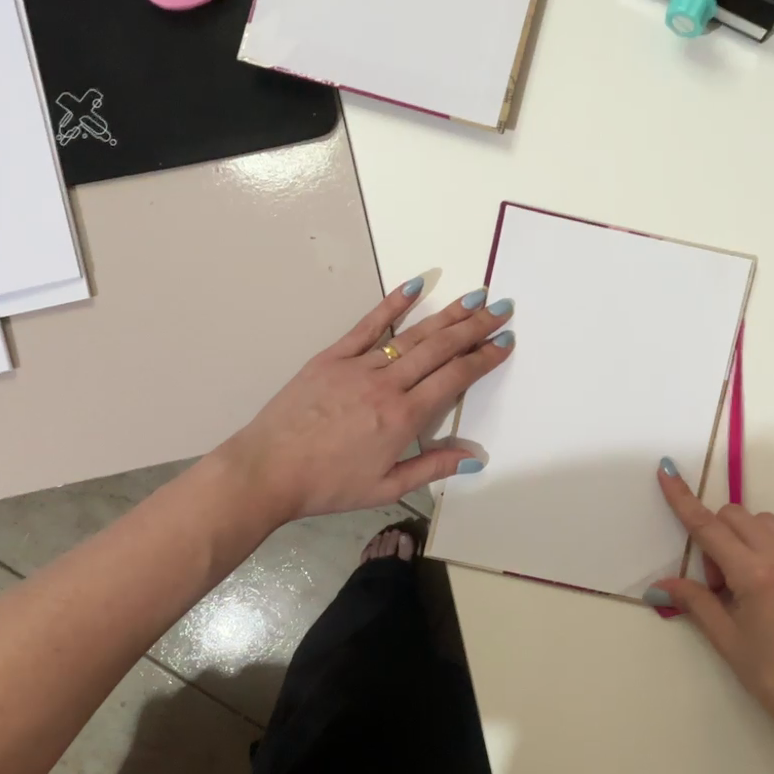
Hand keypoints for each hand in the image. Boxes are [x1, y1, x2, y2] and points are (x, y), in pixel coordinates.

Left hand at [217, 280, 513, 520]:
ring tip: (473, 297)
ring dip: (446, 314)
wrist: (268, 470)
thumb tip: (475, 457)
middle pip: (439, 349)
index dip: (483, 358)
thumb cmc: (329, 485)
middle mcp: (386, 385)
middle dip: (474, 327)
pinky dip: (392, 305)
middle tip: (500, 308)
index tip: (504, 341)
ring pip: (411, 335)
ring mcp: (358, 366)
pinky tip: (414, 286)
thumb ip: (432, 468)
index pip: (454, 379)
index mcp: (403, 418)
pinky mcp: (332, 357)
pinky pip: (368, 326)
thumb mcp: (386, 488)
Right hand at [647, 463, 773, 755]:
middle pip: (739, 517)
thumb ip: (695, 603)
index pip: (709, 528)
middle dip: (716, 535)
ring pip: (769, 526)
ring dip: (744, 540)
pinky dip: (770, 557)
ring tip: (743, 588)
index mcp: (756, 576)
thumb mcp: (727, 641)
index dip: (683, 499)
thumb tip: (662, 585)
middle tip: (716, 584)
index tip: (667, 471)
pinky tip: (772, 601)